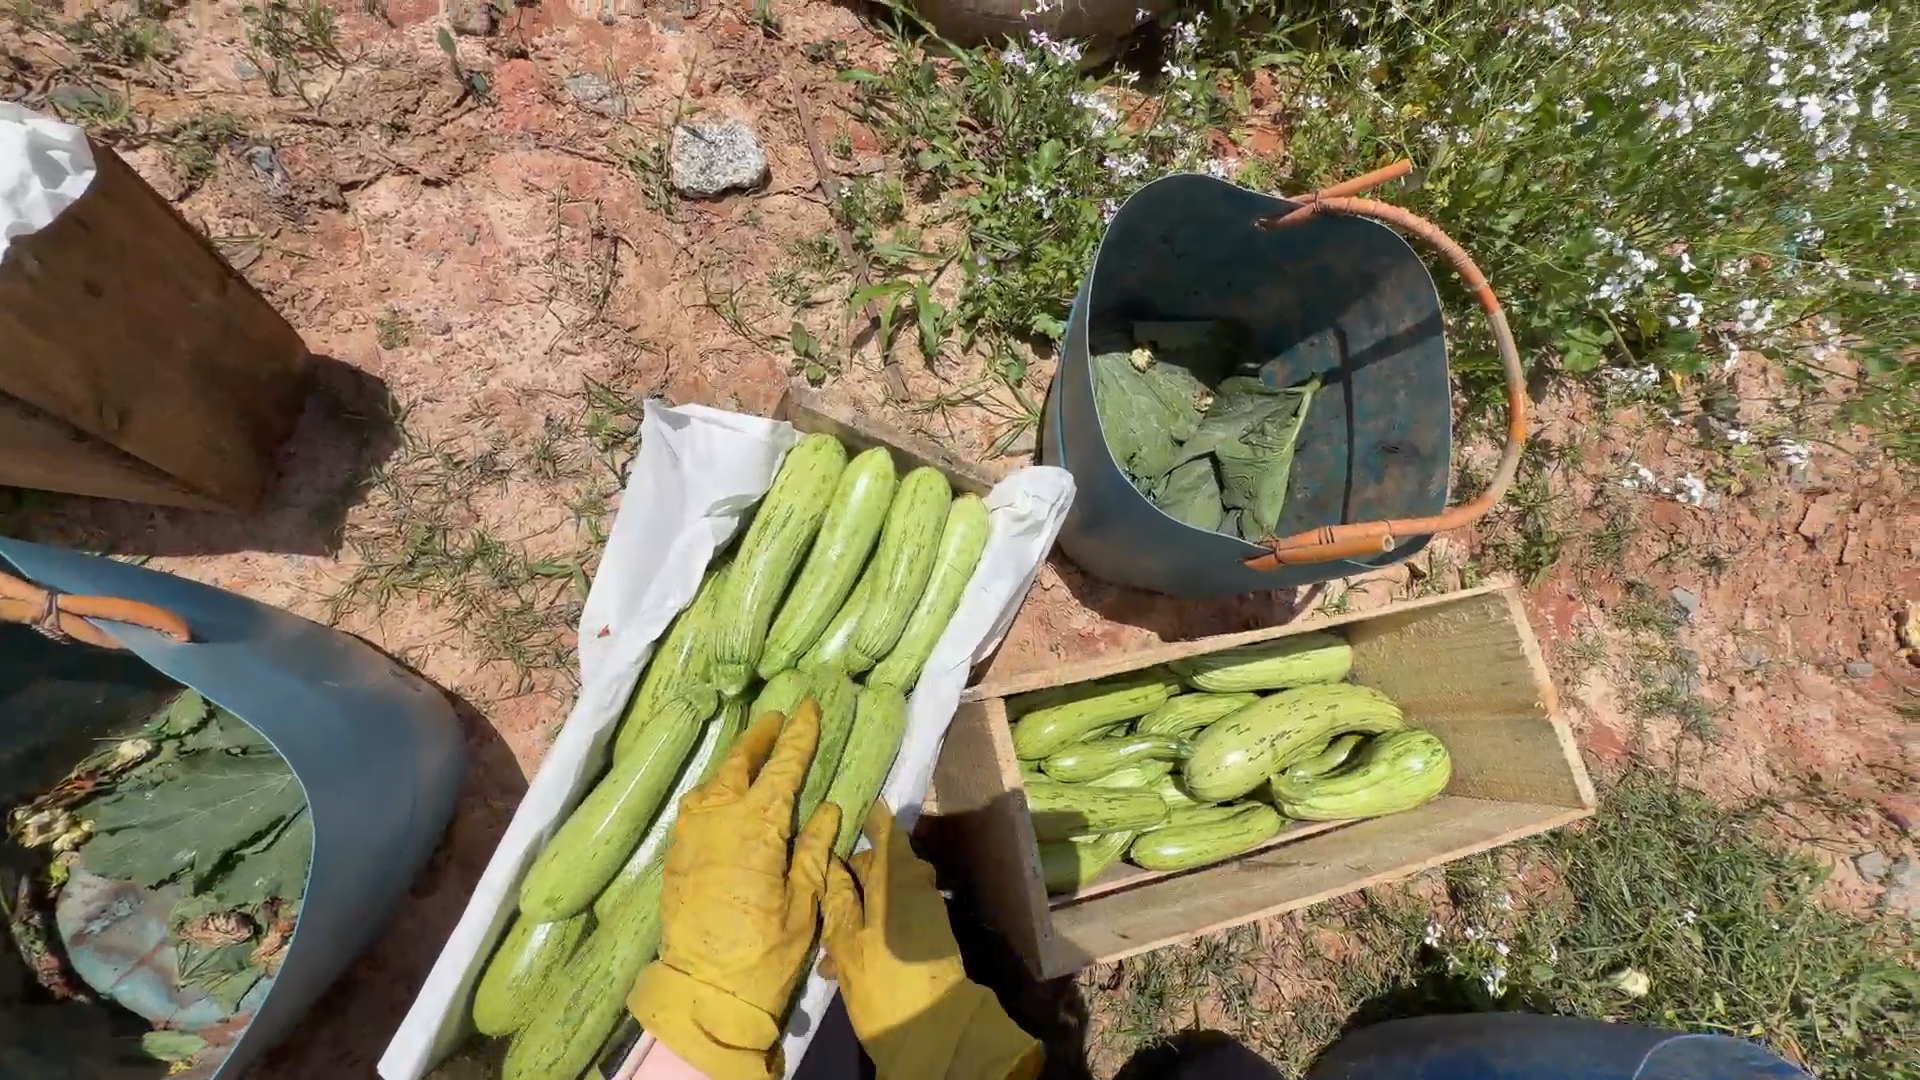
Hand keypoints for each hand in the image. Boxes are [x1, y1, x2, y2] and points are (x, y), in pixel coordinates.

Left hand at [627, 701, 840, 1079]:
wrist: (704, 990)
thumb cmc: (767, 947)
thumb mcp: (806, 899)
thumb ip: (816, 847)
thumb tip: (828, 807)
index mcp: (758, 824)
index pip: (783, 765)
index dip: (799, 735)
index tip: (809, 706)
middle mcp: (720, 817)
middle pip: (740, 761)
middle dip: (761, 736)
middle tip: (777, 717)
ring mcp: (693, 832)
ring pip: (713, 780)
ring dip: (735, 760)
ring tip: (752, 750)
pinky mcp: (678, 851)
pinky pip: (697, 803)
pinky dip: (715, 786)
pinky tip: (724, 791)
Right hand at [822, 802, 1040, 1079]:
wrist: (936, 1032)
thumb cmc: (885, 982)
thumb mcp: (848, 944)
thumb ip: (839, 899)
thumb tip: (832, 865)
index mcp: (898, 874)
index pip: (884, 826)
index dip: (864, 815)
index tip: (840, 808)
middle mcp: (917, 881)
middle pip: (880, 861)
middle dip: (850, 875)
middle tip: (819, 894)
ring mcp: (926, 906)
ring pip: (884, 890)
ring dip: (857, 907)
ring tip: (826, 944)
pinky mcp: (928, 931)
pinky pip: (895, 912)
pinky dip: (871, 924)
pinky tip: (843, 960)